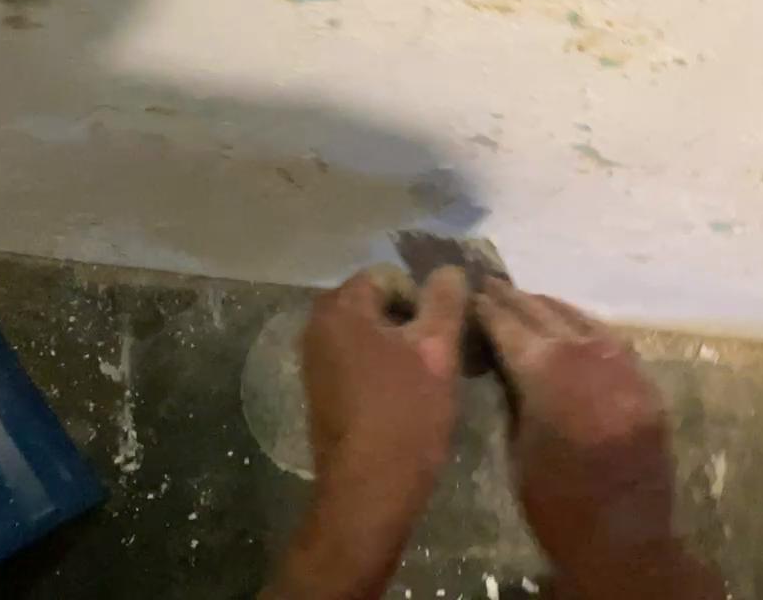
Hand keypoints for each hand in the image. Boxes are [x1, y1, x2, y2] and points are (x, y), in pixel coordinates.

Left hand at [264, 266, 468, 599]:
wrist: (366, 493)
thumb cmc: (404, 415)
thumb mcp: (437, 350)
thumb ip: (444, 301)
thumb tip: (449, 269)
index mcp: (340, 307)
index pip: (388, 277)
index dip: (421, 298)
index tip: (442, 333)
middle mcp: (317, 324)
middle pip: (375, 302)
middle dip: (409, 320)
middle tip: (438, 353)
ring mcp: (314, 358)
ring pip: (366, 332)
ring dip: (396, 344)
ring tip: (424, 375)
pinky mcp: (319, 388)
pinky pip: (354, 357)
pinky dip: (379, 365)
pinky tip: (402, 394)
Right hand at [478, 282, 718, 599]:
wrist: (626, 545)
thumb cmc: (555, 503)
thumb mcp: (516, 444)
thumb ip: (512, 392)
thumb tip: (501, 358)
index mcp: (546, 372)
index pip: (508, 326)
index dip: (486, 308)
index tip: (469, 292)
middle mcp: (585, 356)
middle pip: (542, 313)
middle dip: (513, 298)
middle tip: (490, 282)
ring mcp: (621, 365)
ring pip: (578, 317)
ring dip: (548, 305)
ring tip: (525, 296)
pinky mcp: (644, 381)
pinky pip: (610, 337)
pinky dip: (584, 324)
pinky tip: (571, 322)